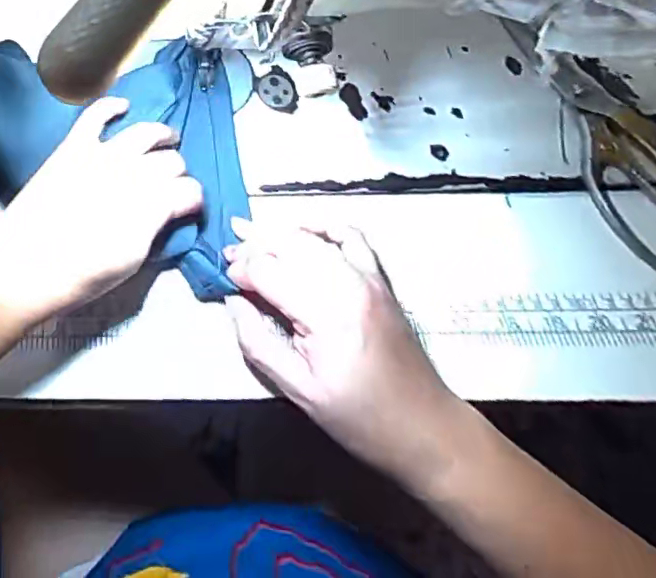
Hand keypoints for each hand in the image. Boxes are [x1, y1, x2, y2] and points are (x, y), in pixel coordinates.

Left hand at [0, 97, 202, 323]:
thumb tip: (173, 210)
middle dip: (178, 172)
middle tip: (172, 182)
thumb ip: (157, 226)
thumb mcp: (133, 259)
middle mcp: (133, 170)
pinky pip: (96, 115)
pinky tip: (122, 106)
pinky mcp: (73, 146)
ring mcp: (102, 153)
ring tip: (165, 140)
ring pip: (144, 132)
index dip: (194, 200)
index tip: (189, 209)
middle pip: (171, 161)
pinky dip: (111, 106)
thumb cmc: (82, 272)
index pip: (190, 190)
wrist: (26, 261)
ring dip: (160, 135)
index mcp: (153, 202)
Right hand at [224, 219, 470, 489]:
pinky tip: (300, 231)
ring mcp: (367, 278)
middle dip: (252, 247)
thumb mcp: (297, 390)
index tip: (228, 284)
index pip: (267, 271)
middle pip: (286, 245)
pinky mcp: (378, 278)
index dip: (239, 272)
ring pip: (310, 238)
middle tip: (231, 258)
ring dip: (276, 236)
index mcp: (327, 317)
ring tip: (252, 243)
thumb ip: (256, 340)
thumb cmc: (360, 418)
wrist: (427, 428)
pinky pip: (349, 235)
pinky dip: (321, 226)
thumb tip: (233, 299)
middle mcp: (348, 286)